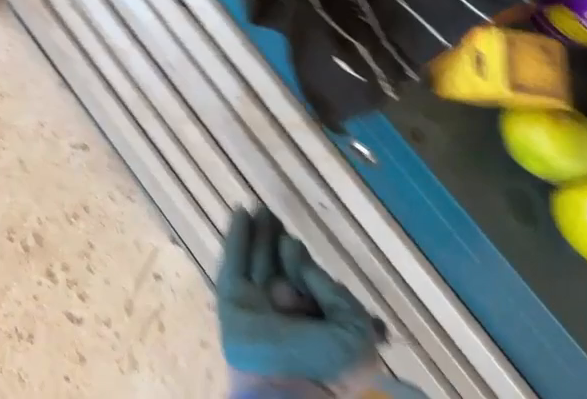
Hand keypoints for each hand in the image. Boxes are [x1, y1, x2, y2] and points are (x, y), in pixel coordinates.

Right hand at [218, 207, 382, 382]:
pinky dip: (235, 236)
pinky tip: (239, 212)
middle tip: (272, 214)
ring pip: (257, 258)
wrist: (286, 387)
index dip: (306, 264)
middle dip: (277, 240)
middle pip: (280, 265)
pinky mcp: (233, 297)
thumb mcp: (354, 331)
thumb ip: (332, 291)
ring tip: (257, 206)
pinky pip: (234, 260)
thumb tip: (297, 256)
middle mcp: (286, 310)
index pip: (311, 282)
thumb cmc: (328, 366)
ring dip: (257, 232)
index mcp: (317, 322)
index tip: (295, 245)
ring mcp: (257, 302)